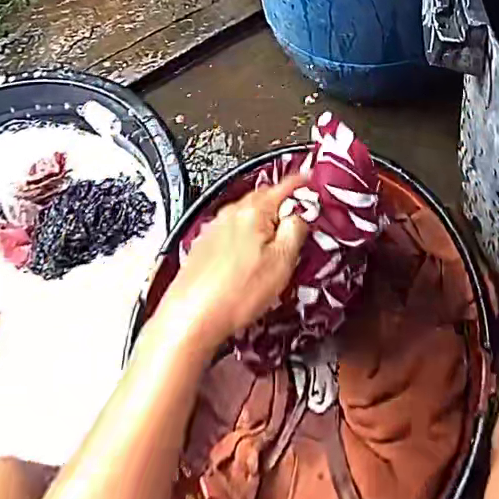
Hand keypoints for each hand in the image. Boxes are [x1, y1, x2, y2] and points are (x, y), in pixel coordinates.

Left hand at [158, 174, 311, 349]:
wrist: (189, 319)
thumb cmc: (233, 294)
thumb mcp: (281, 263)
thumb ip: (295, 231)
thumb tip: (300, 215)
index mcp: (253, 211)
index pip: (284, 186)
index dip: (300, 182)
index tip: (309, 179)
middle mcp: (231, 213)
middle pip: (263, 199)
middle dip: (281, 205)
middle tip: (297, 219)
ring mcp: (214, 229)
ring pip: (246, 217)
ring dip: (262, 224)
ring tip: (273, 248)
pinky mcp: (203, 246)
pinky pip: (231, 232)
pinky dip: (244, 239)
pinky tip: (247, 262)